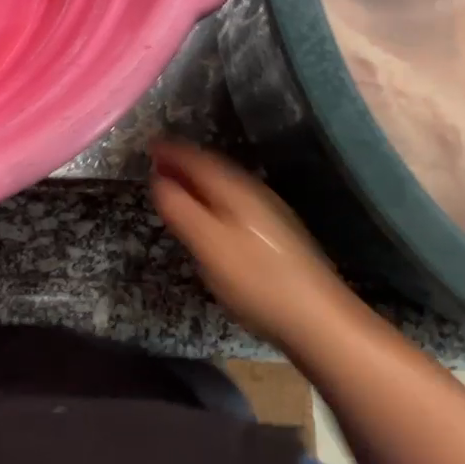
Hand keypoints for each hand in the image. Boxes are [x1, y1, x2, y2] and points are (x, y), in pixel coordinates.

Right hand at [149, 143, 363, 347]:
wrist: (317, 318)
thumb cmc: (255, 280)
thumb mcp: (207, 244)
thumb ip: (180, 209)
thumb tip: (157, 179)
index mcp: (235, 191)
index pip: (198, 159)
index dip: (171, 150)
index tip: (147, 144)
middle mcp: (254, 193)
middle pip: (214, 168)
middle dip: (184, 162)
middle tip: (155, 161)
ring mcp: (269, 213)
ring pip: (225, 185)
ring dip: (198, 179)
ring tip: (175, 184)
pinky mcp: (275, 234)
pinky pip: (233, 201)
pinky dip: (212, 197)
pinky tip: (207, 213)